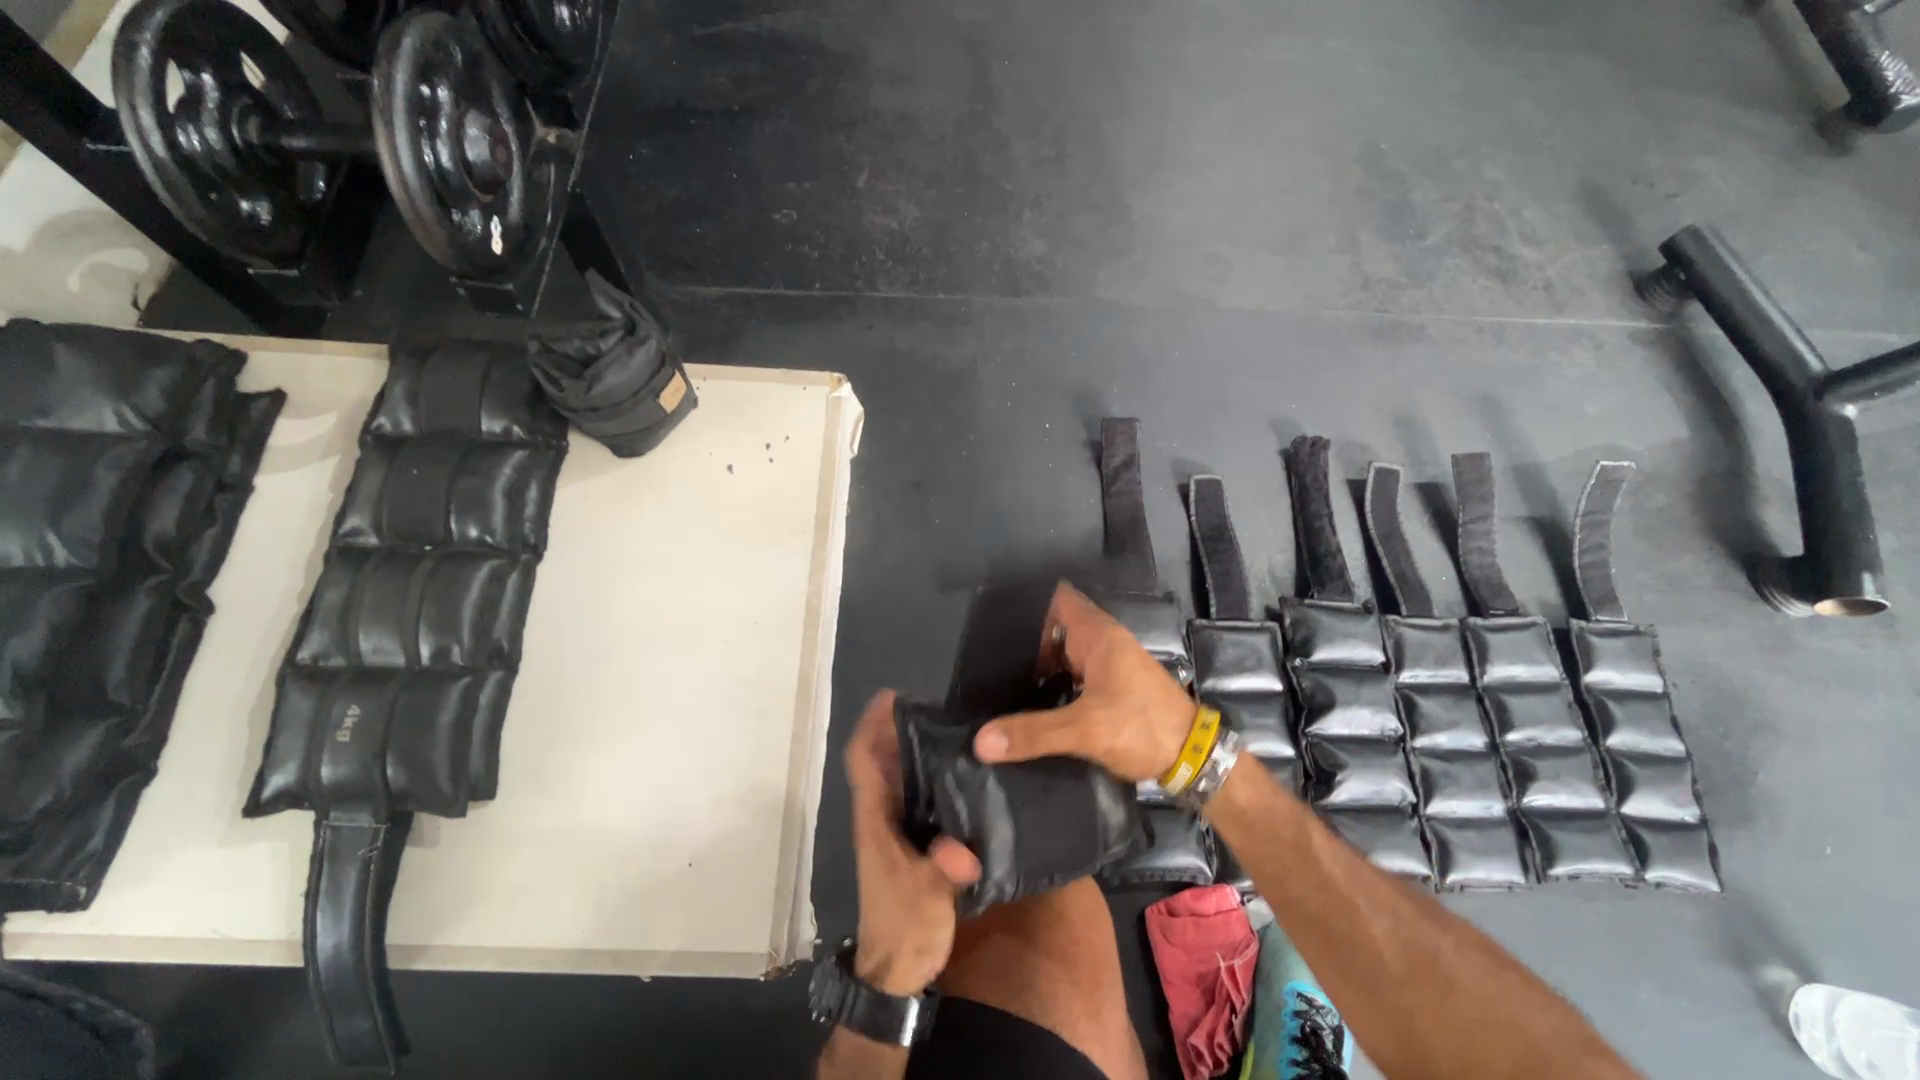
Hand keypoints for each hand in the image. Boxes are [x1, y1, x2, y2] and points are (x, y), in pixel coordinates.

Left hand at [844, 689, 981, 996]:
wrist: (896, 970)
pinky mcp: (911, 846)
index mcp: (875, 820)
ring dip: (917, 752)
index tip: (894, 695)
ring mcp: (894, 832)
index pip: (863, 761)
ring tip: (958, 730)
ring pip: (900, 779)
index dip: (872, 725)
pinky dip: (933, 780)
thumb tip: (964, 852)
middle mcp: (880, 818)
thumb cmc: (903, 927)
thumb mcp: (927, 901)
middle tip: (943, 707)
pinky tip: (966, 777)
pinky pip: (918, 800)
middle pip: (882, 761)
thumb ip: (944, 874)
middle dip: (901, 730)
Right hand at [971, 582, 1195, 780]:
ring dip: (1037, 666)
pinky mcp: (1111, 690)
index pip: (1056, 597)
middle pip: (1054, 627)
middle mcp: (1103, 643)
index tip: (990, 614)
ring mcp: (1109, 667)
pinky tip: (1029, 706)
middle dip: (1023, 639)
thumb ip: (1033, 733)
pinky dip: (1052, 686)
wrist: (1195, 761)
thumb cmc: (1144, 728)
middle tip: (981, 654)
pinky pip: (1072, 677)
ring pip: (1063, 654)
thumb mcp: (1085, 730)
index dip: (1026, 600)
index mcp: (1098, 635)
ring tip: (994, 679)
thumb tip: (981, 741)